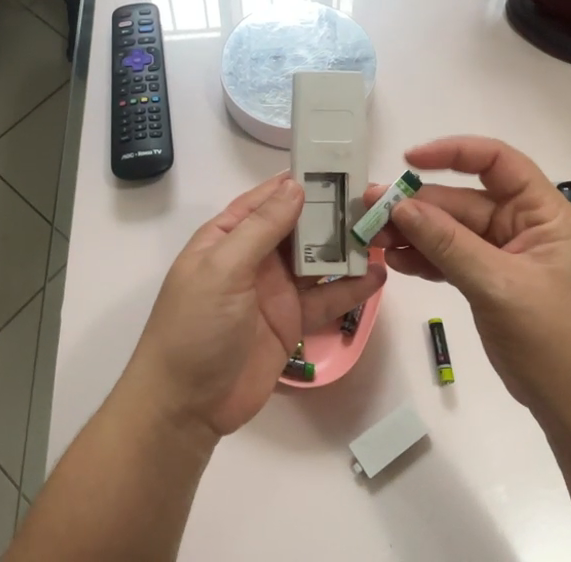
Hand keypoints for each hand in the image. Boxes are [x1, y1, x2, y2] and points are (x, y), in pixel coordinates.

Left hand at [121, 172, 386, 438]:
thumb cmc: (195, 326)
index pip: (266, 200)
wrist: (187, 404)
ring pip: (316, 260)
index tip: (336, 166)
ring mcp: (274, 290)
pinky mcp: (291, 321)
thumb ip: (261, 228)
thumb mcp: (223, 269)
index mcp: (227, 238)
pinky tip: (377, 277)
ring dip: (345, 249)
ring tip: (383, 234)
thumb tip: (295, 186)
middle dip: (330, 214)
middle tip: (373, 201)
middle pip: (297, 227)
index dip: (298, 184)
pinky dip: (350, 288)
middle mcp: (252, 258)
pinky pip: (325, 298)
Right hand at [370, 137, 570, 430]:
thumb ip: (449, 244)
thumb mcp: (499, 286)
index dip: (454, 152)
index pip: (497, 162)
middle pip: (463, 199)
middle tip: (369, 211)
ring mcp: (503, 255)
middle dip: (417, 205)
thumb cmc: (554, 339)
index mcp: (542, 213)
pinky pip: (450, 258)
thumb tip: (401, 206)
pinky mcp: (488, 282)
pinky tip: (395, 263)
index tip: (408, 160)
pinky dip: (423, 259)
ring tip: (373, 239)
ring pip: (450, 230)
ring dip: (413, 233)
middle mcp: (522, 225)